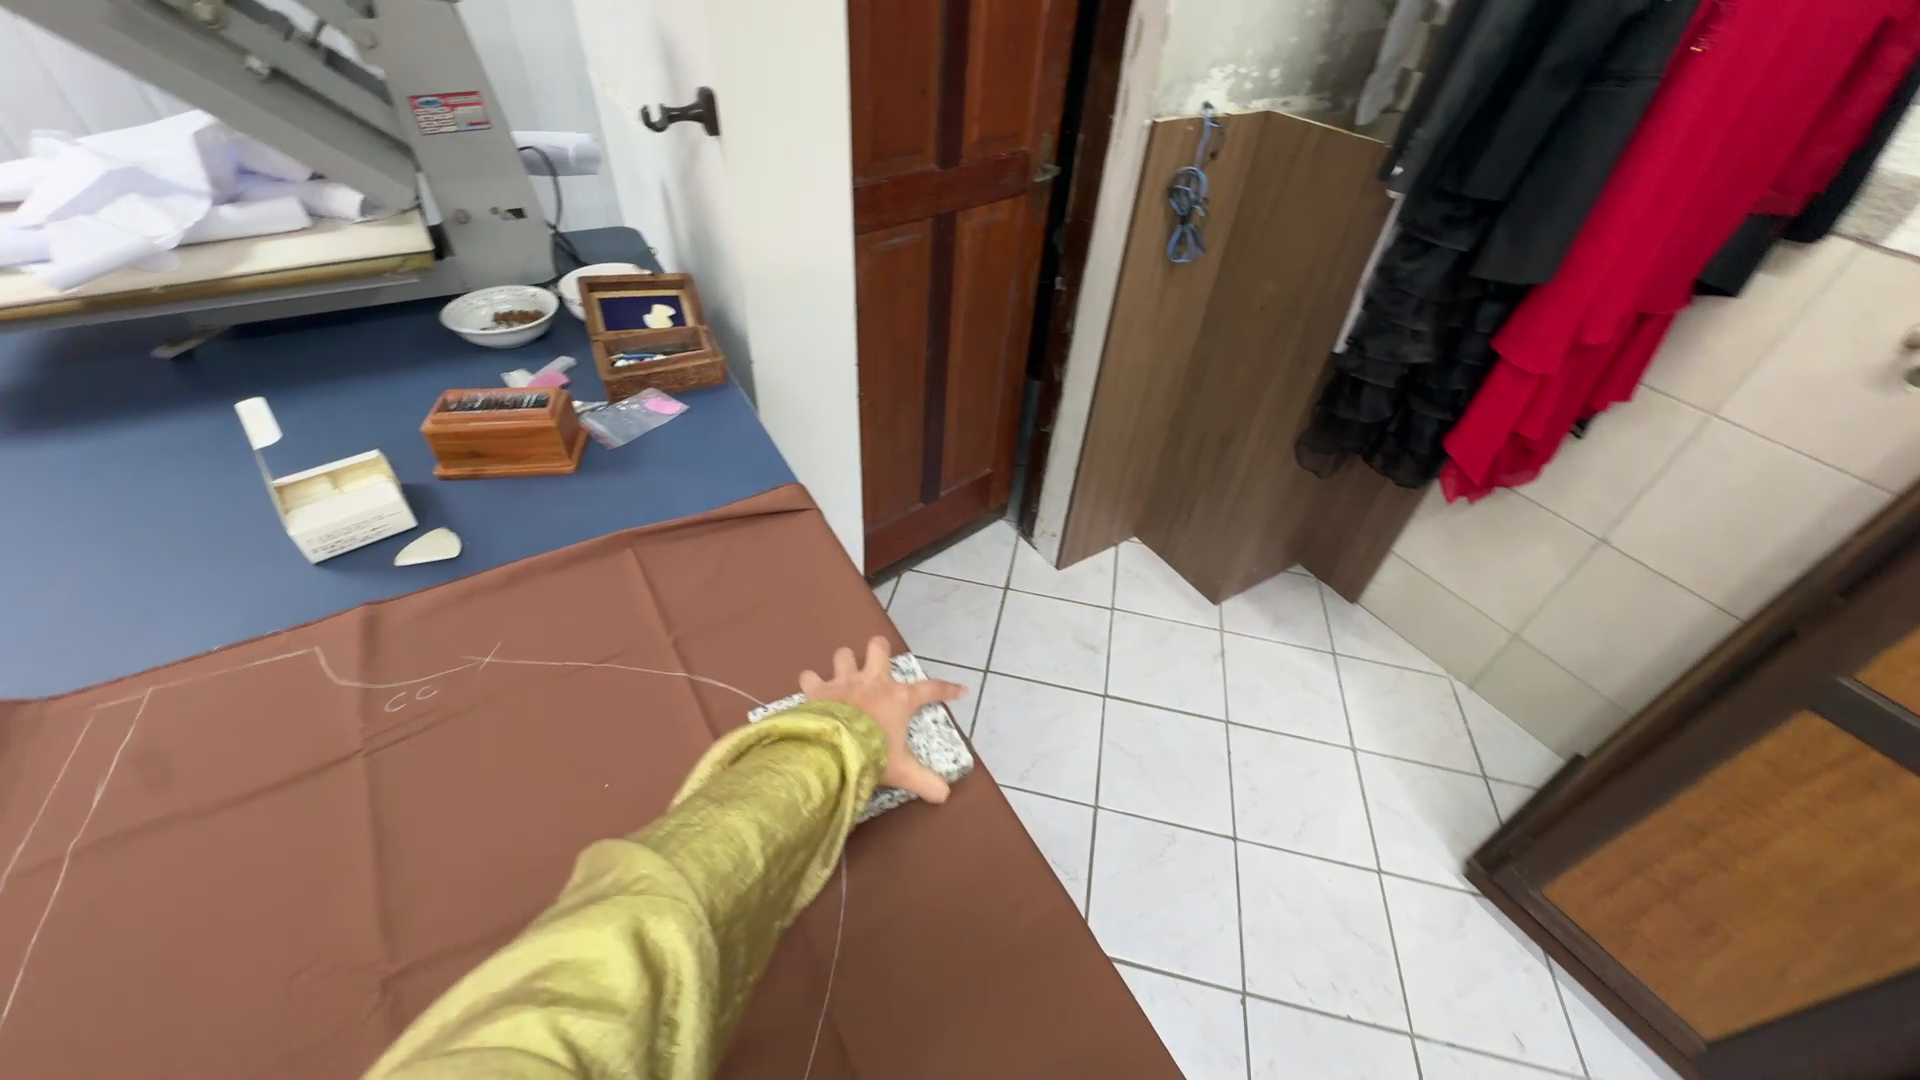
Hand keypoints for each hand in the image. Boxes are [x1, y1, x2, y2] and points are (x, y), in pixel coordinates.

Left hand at [799, 637, 966, 803]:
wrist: (835, 749)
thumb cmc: (874, 754)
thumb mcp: (902, 771)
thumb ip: (924, 781)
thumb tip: (944, 795)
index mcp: (899, 698)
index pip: (931, 689)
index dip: (948, 689)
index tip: (961, 690)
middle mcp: (873, 682)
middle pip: (878, 648)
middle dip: (878, 650)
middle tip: (878, 660)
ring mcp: (844, 681)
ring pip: (844, 655)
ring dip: (844, 663)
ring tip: (843, 675)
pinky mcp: (818, 689)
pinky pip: (809, 676)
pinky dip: (810, 682)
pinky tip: (811, 689)